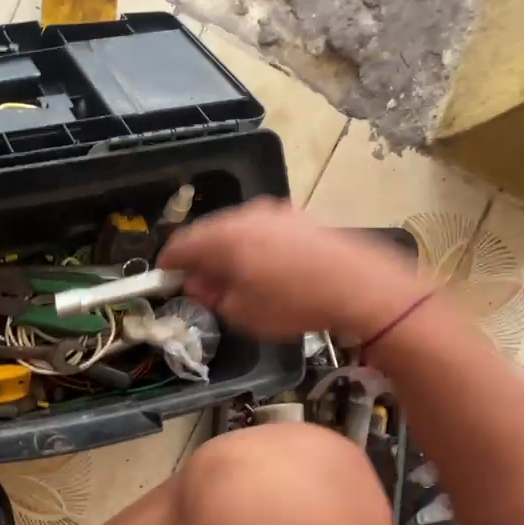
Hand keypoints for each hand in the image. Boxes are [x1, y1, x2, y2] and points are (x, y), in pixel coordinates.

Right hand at [159, 198, 434, 344]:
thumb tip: (197, 285)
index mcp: (225, 236)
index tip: (163, 280)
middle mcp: (248, 215)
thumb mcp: (239, 311)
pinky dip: (249, 249)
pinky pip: (260, 231)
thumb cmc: (292, 302)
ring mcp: (277, 213)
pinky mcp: (299, 219)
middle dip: (199, 259)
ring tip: (229, 283)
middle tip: (197, 286)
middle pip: (208, 233)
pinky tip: (258, 272)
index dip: (168, 265)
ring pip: (235, 231)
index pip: (181, 245)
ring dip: (225, 253)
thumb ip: (211, 295)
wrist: (360, 287)